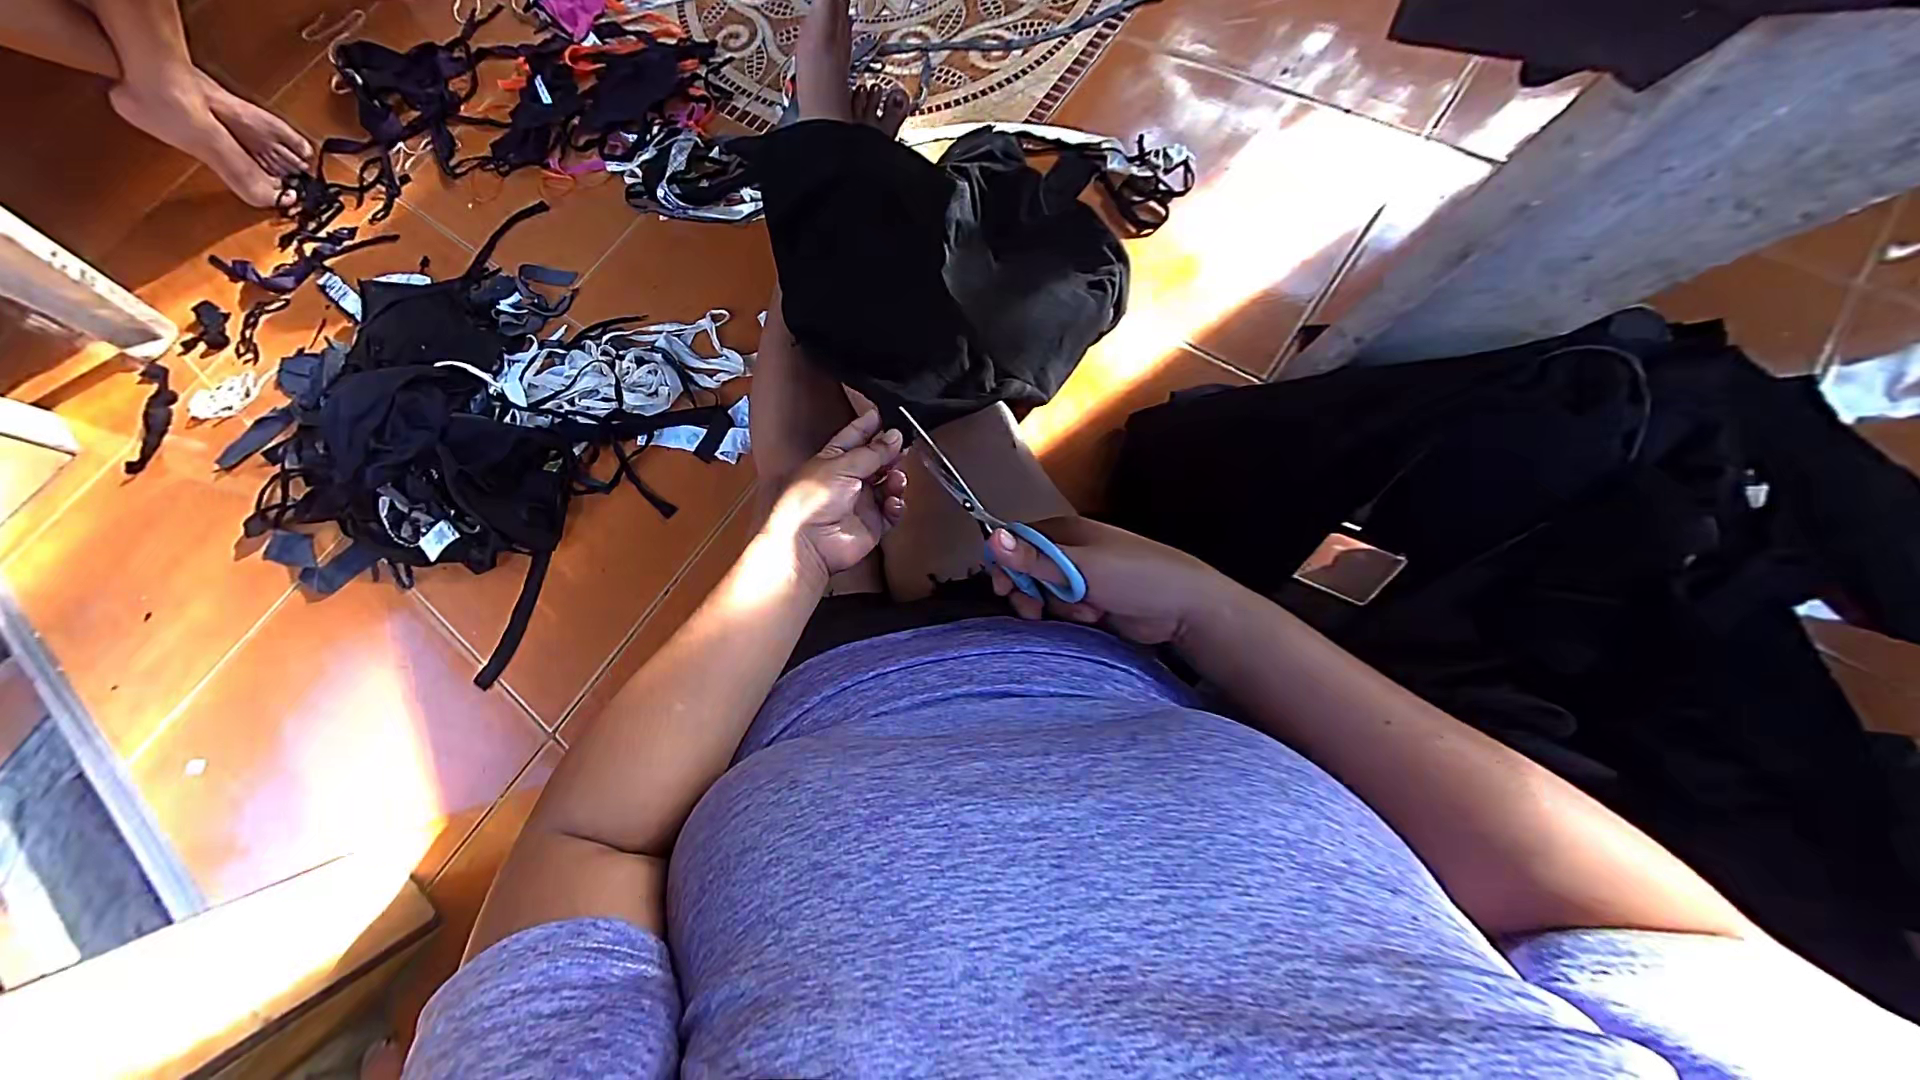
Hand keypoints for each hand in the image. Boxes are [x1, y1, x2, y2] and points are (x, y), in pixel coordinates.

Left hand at [767, 410, 907, 585]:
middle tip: (902, 448)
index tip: (887, 415)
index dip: (870, 425)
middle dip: (891, 454)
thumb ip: (872, 451)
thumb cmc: (810, 502)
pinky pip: (892, 511)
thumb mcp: (842, 465)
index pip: (854, 436)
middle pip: (876, 460)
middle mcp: (847, 480)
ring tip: (896, 478)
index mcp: (832, 460)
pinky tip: (893, 502)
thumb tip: (894, 436)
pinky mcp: (871, 524)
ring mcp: (860, 502)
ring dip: (896, 479)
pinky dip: (896, 506)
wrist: (808, 543)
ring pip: (888, 484)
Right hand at [985, 517, 1231, 645]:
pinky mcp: (1092, 600)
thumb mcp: (1080, 568)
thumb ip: (1035, 558)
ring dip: (1057, 606)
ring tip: (1085, 611)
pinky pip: (1064, 608)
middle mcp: (1071, 551)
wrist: (1185, 607)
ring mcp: (1083, 576)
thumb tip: (993, 537)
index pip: (1019, 541)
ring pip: (1046, 593)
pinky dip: (1072, 615)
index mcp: (1067, 532)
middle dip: (1030, 591)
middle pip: (1028, 570)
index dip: (1006, 563)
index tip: (1002, 587)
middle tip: (1035, 609)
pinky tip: (1093, 618)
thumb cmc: (1135, 576)